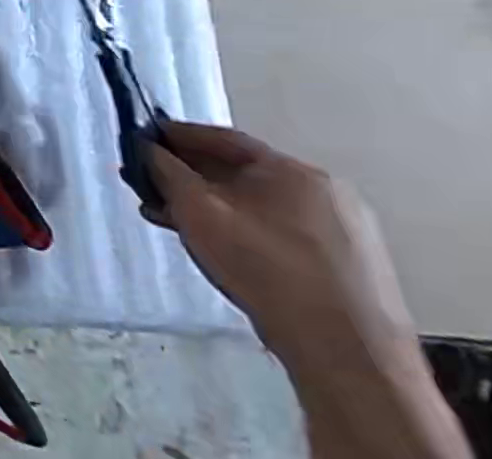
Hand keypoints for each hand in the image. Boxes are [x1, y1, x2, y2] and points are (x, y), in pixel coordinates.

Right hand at [144, 122, 417, 369]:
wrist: (347, 355)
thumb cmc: (264, 268)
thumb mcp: (198, 212)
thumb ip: (167, 173)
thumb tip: (147, 148)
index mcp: (291, 169)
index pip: (222, 137)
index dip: (177, 135)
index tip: (144, 138)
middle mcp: (323, 189)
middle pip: (241, 171)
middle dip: (190, 176)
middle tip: (150, 184)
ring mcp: (341, 228)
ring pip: (258, 204)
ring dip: (212, 206)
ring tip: (171, 219)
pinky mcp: (347, 265)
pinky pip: (279, 230)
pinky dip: (242, 229)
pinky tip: (217, 246)